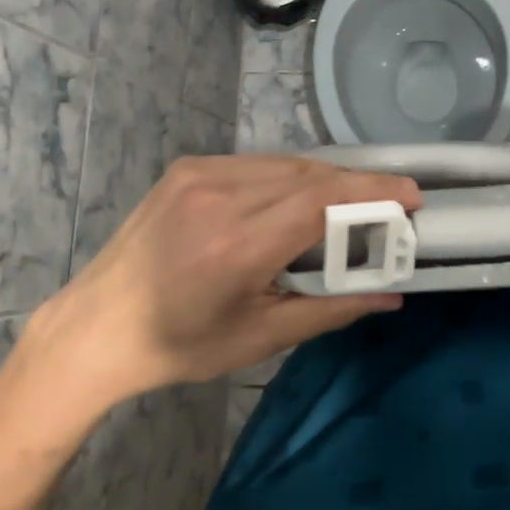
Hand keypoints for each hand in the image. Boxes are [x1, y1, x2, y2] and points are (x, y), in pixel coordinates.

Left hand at [15, 155, 420, 417]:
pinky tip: (302, 196)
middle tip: (393, 201)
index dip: (373, 191)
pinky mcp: (187, 168)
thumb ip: (331, 309)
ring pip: (285, 164)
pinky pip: (256, 164)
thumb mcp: (259, 337)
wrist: (96, 327)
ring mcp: (199, 175)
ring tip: (354, 200)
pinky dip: (290, 176)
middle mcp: (220, 196)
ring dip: (326, 178)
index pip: (322, 200)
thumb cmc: (180, 345)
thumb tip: (392, 295)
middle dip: (359, 184)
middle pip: (311, 175)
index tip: (413, 196)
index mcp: (238, 244)